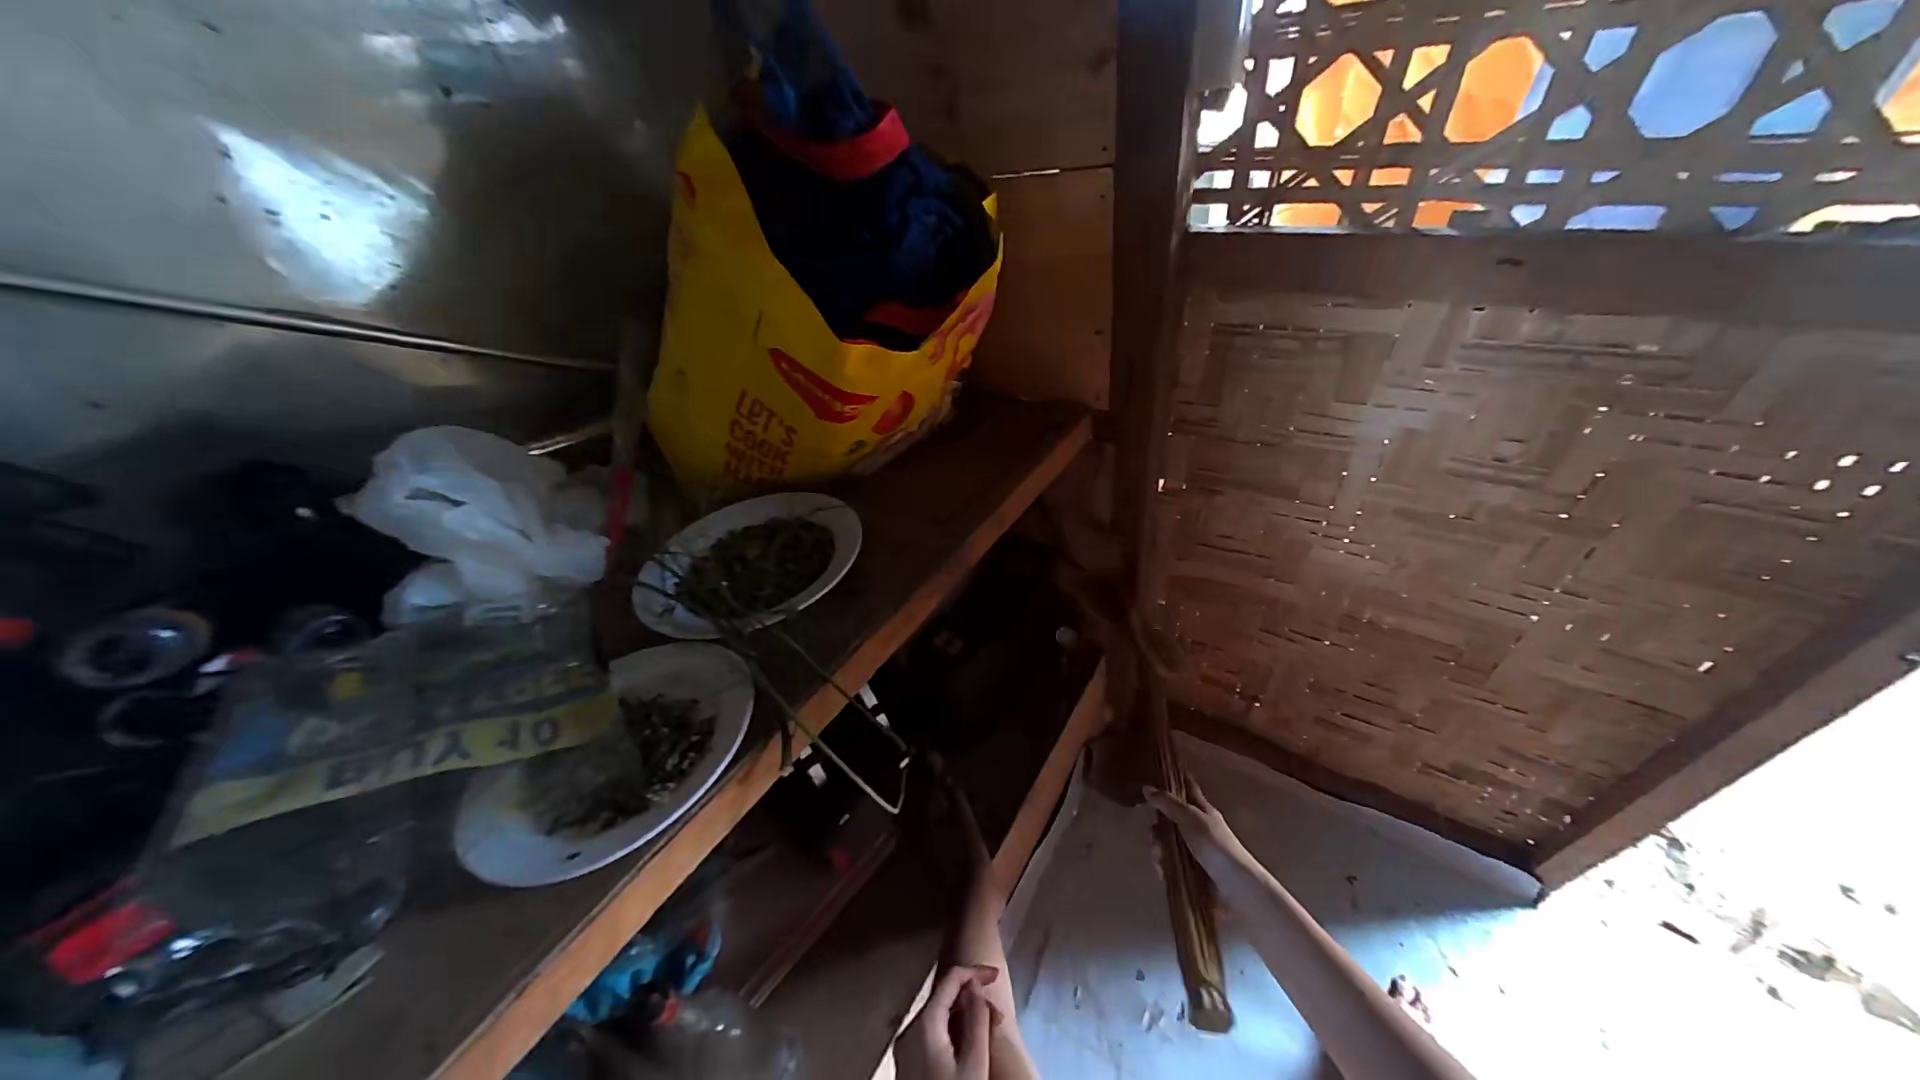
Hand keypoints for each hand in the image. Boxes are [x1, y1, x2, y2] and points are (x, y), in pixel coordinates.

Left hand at [895, 964, 1002, 1079]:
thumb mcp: (974, 1064)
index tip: (997, 976)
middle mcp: (910, 1031)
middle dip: (972, 999)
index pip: (950, 980)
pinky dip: (954, 1032)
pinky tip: (972, 1045)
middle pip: (943, 998)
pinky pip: (933, 1034)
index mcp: (924, 1025)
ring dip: (965, 1017)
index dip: (974, 972)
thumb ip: (977, 1021)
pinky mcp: (910, 1064)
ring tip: (991, 1032)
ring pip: (939, 1017)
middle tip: (999, 1018)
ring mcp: (907, 1048)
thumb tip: (975, 989)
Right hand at [1143, 781, 1254, 876]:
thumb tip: (1147, 787)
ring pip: (1167, 843)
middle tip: (1154, 835)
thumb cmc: (1215, 846)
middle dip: (1157, 828)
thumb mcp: (1190, 818)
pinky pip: (1170, 864)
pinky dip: (1164, 867)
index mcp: (1202, 811)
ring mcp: (1195, 852)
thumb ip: (1168, 803)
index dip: (1174, 782)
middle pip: (1170, 820)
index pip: (1187, 789)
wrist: (1235, 887)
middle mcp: (1198, 829)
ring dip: (1159, 849)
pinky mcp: (1191, 872)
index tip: (1157, 776)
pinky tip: (1163, 872)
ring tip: (1160, 858)